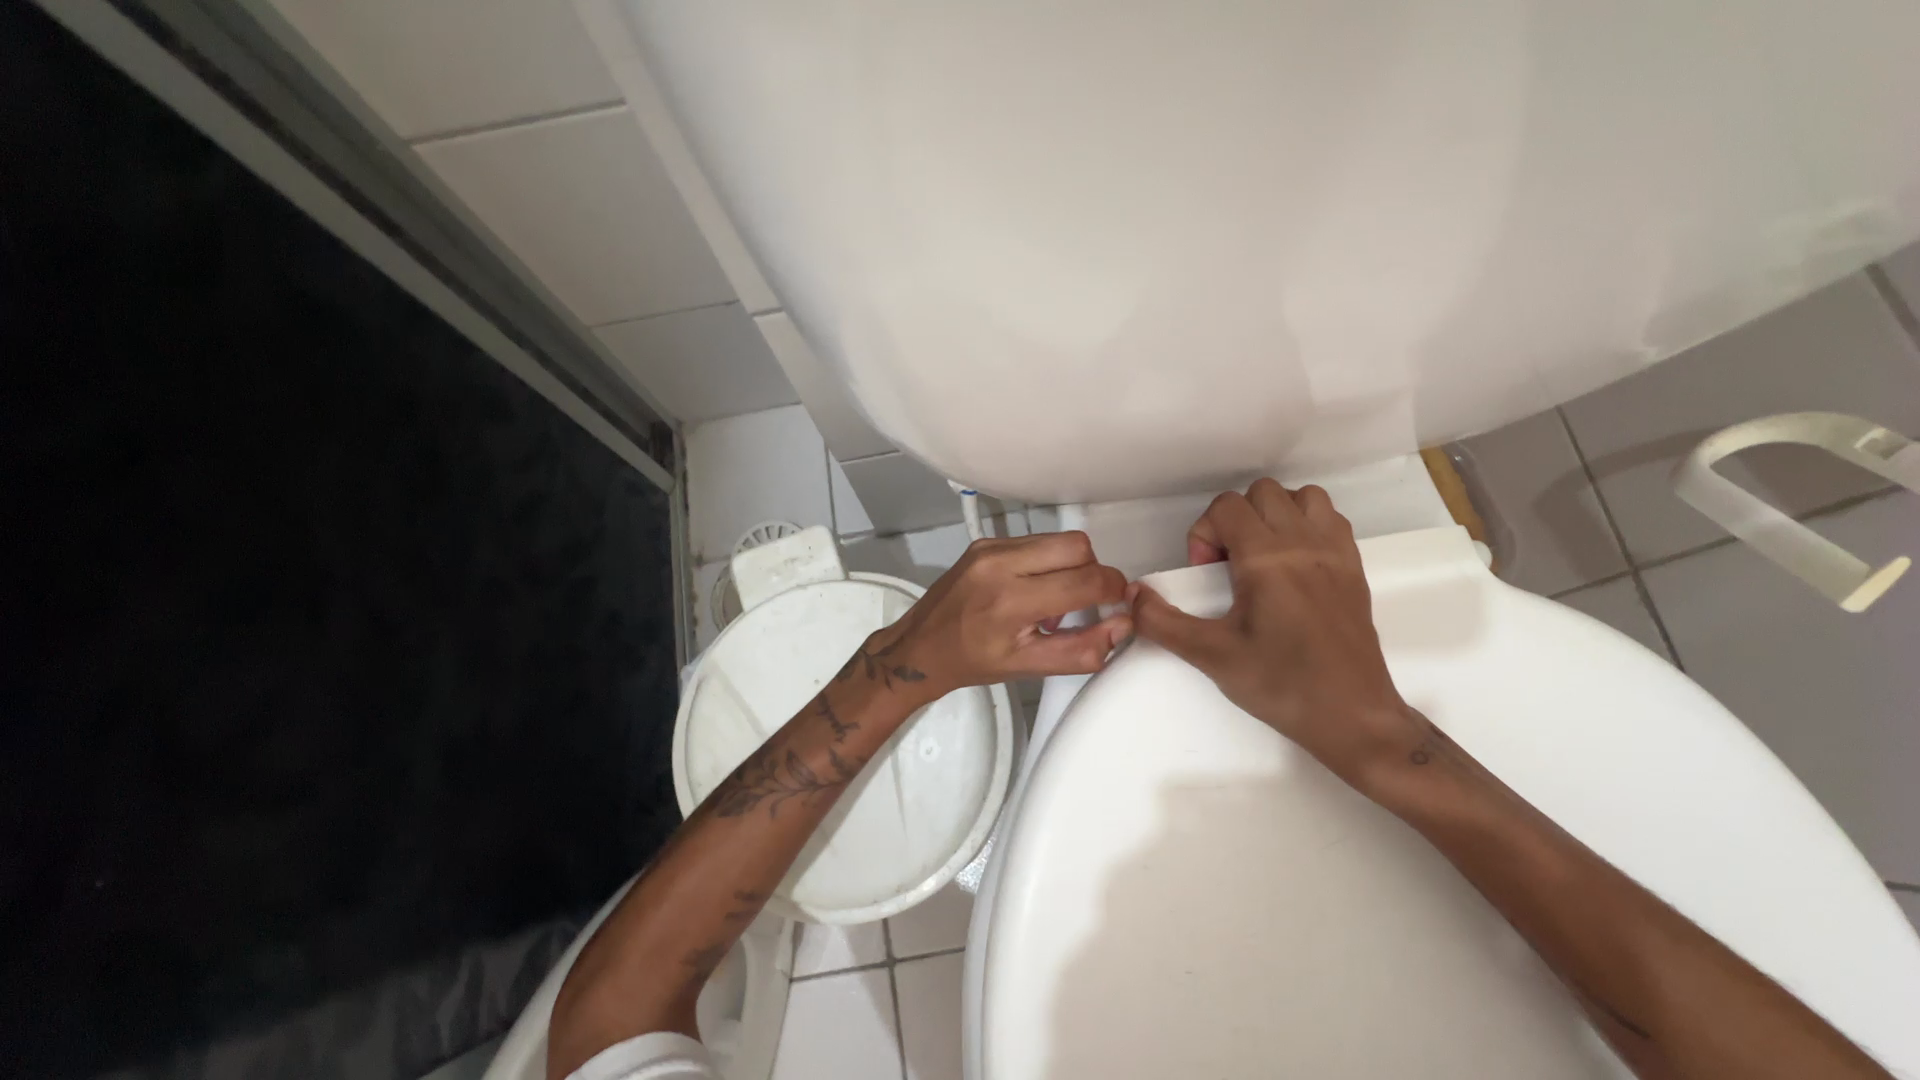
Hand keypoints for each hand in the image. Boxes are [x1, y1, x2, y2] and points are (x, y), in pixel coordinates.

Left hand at [863, 531, 1131, 699]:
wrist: (920, 646)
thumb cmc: (973, 662)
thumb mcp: (1029, 667)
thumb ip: (1081, 649)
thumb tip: (1123, 625)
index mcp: (1011, 601)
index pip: (1084, 582)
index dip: (1113, 592)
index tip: (1118, 606)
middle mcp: (1000, 564)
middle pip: (1077, 547)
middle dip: (1094, 573)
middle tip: (1086, 602)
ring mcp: (990, 548)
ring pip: (1058, 540)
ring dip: (1071, 566)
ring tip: (1055, 599)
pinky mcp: (985, 542)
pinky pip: (1035, 541)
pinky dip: (1047, 562)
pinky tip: (1033, 589)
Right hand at [1130, 479, 1418, 781]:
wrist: (1352, 715)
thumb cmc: (1281, 685)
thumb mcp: (1211, 656)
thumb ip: (1162, 622)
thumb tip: (1133, 596)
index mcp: (1268, 559)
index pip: (1226, 507)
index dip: (1204, 534)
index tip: (1206, 575)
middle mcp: (1304, 543)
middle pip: (1261, 493)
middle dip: (1235, 521)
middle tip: (1229, 568)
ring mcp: (1335, 552)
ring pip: (1301, 498)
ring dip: (1273, 516)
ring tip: (1262, 559)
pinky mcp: (1354, 568)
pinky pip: (1329, 519)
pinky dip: (1306, 526)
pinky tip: (1293, 567)